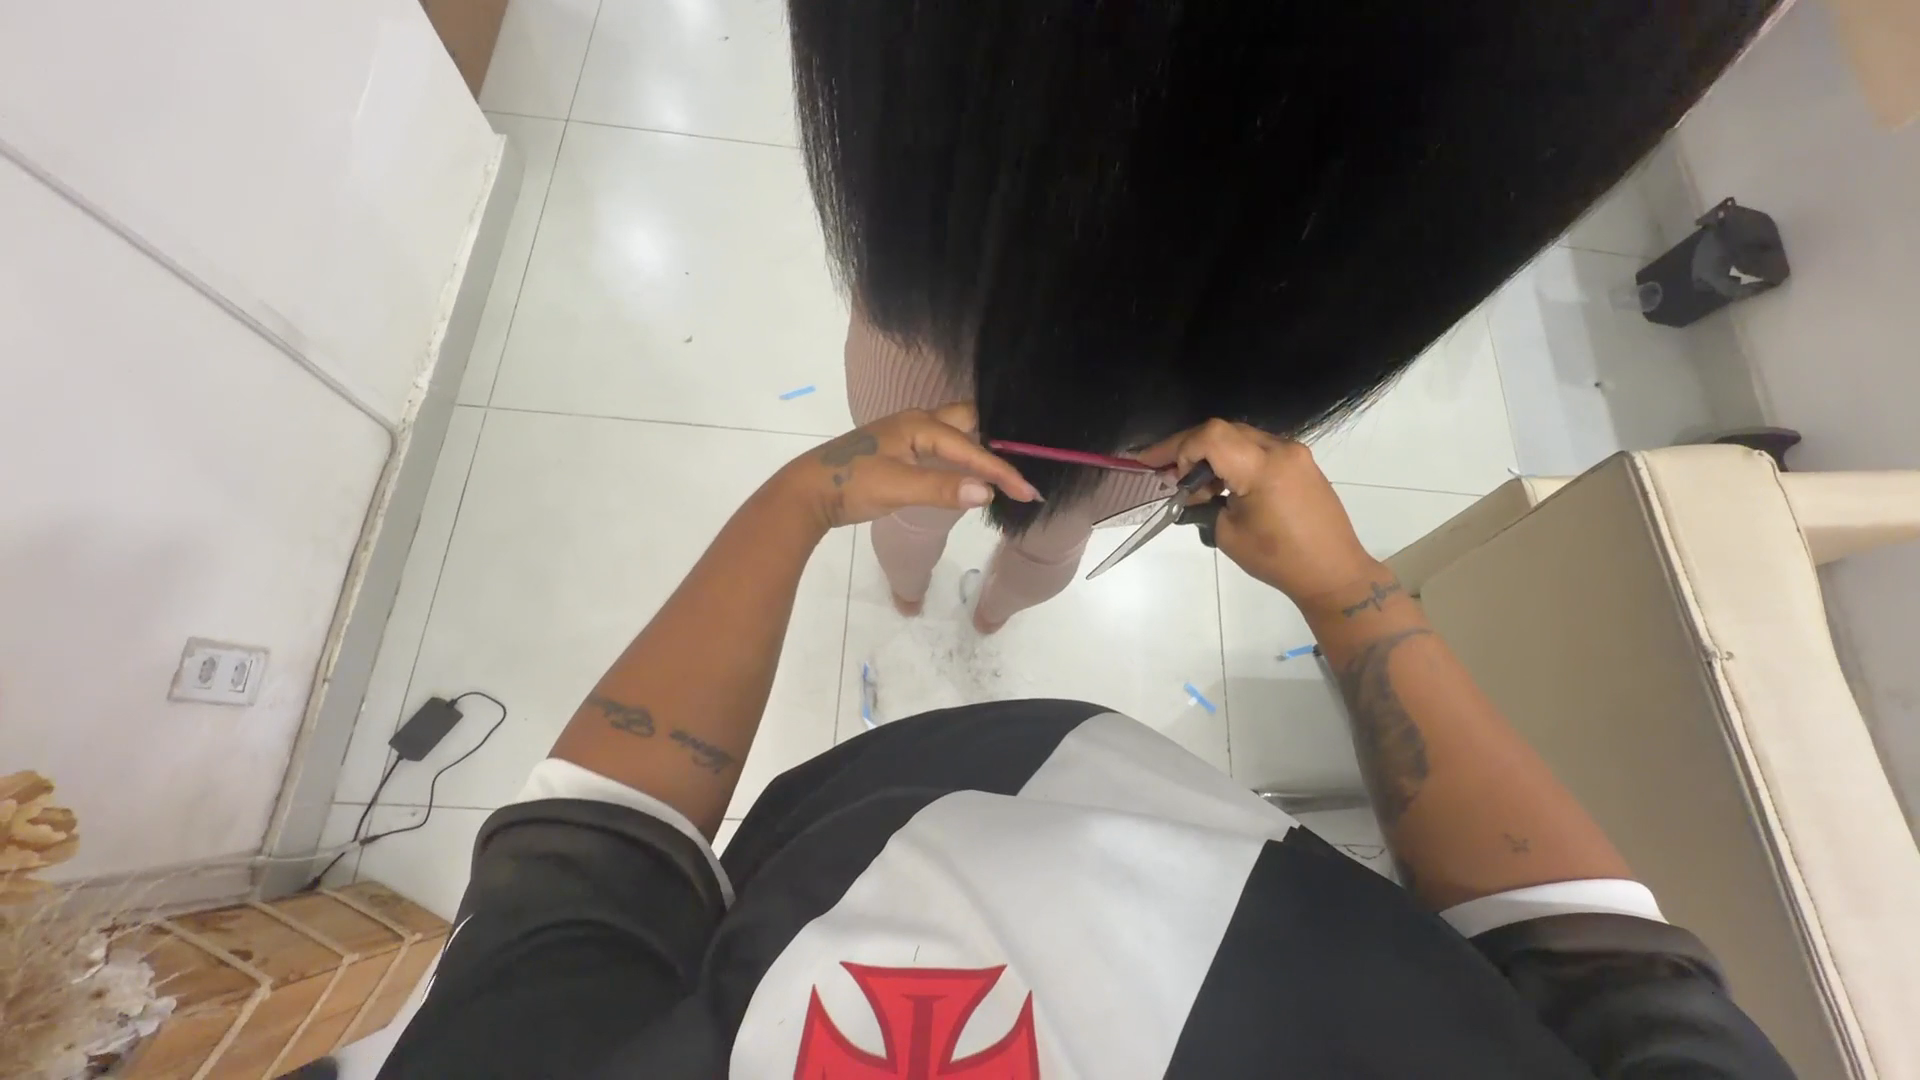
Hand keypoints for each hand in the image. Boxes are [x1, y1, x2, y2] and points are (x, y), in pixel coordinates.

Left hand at [780, 404, 1041, 529]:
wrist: (808, 491)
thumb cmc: (852, 484)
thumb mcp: (897, 487)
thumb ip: (941, 488)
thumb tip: (986, 493)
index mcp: (919, 425)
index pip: (971, 448)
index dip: (1001, 471)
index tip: (1028, 493)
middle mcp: (916, 422)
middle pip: (968, 422)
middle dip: (997, 439)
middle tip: (1023, 463)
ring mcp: (906, 436)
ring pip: (954, 433)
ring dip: (979, 446)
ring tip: (1005, 466)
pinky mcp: (899, 451)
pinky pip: (942, 446)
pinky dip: (962, 456)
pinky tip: (968, 471)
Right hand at [1138, 420, 1381, 605]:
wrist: (1332, 571)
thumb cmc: (1277, 559)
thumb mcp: (1226, 533)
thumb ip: (1204, 503)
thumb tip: (1190, 490)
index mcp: (1262, 468)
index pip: (1209, 437)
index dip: (1178, 449)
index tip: (1160, 471)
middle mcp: (1280, 449)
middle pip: (1221, 430)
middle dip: (1188, 447)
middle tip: (1165, 472)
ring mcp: (1293, 452)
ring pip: (1238, 435)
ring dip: (1210, 452)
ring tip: (1195, 484)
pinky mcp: (1299, 461)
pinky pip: (1256, 446)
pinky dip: (1232, 457)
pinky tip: (1221, 483)